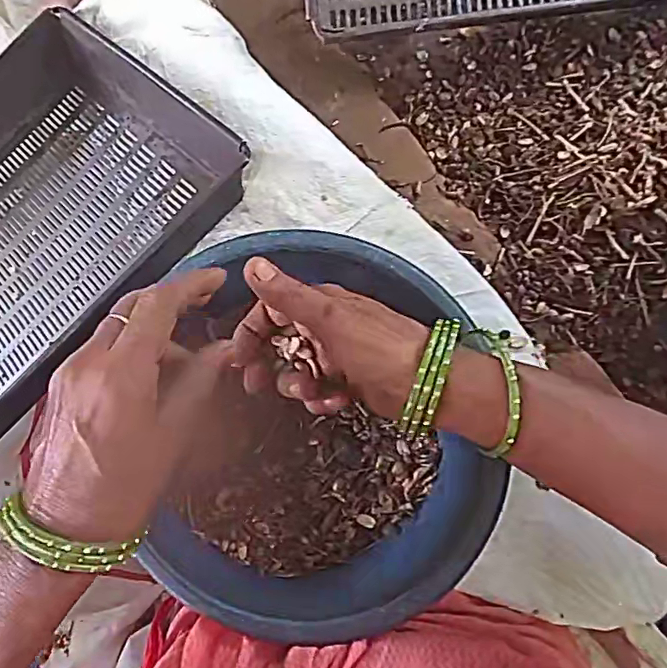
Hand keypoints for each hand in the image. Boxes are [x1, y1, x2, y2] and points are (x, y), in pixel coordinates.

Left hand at [21, 269, 235, 543]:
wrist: (63, 528)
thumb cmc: (118, 494)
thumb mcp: (171, 437)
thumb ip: (197, 383)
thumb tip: (220, 352)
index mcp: (119, 375)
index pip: (157, 305)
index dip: (190, 286)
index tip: (212, 282)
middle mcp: (87, 364)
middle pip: (131, 307)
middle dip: (169, 302)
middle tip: (199, 309)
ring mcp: (68, 372)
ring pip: (114, 327)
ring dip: (148, 330)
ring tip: (178, 362)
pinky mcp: (59, 385)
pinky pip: (98, 349)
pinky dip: (126, 349)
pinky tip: (146, 375)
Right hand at [232, 257, 428, 418]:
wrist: (428, 385)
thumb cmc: (382, 347)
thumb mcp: (329, 318)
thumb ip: (288, 295)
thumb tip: (254, 266)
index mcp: (319, 304)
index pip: (270, 311)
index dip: (250, 332)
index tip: (239, 355)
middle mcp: (325, 326)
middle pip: (279, 343)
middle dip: (267, 364)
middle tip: (256, 383)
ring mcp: (336, 354)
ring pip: (296, 370)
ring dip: (296, 385)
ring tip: (311, 392)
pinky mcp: (347, 379)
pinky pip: (318, 389)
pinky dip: (320, 398)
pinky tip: (334, 401)